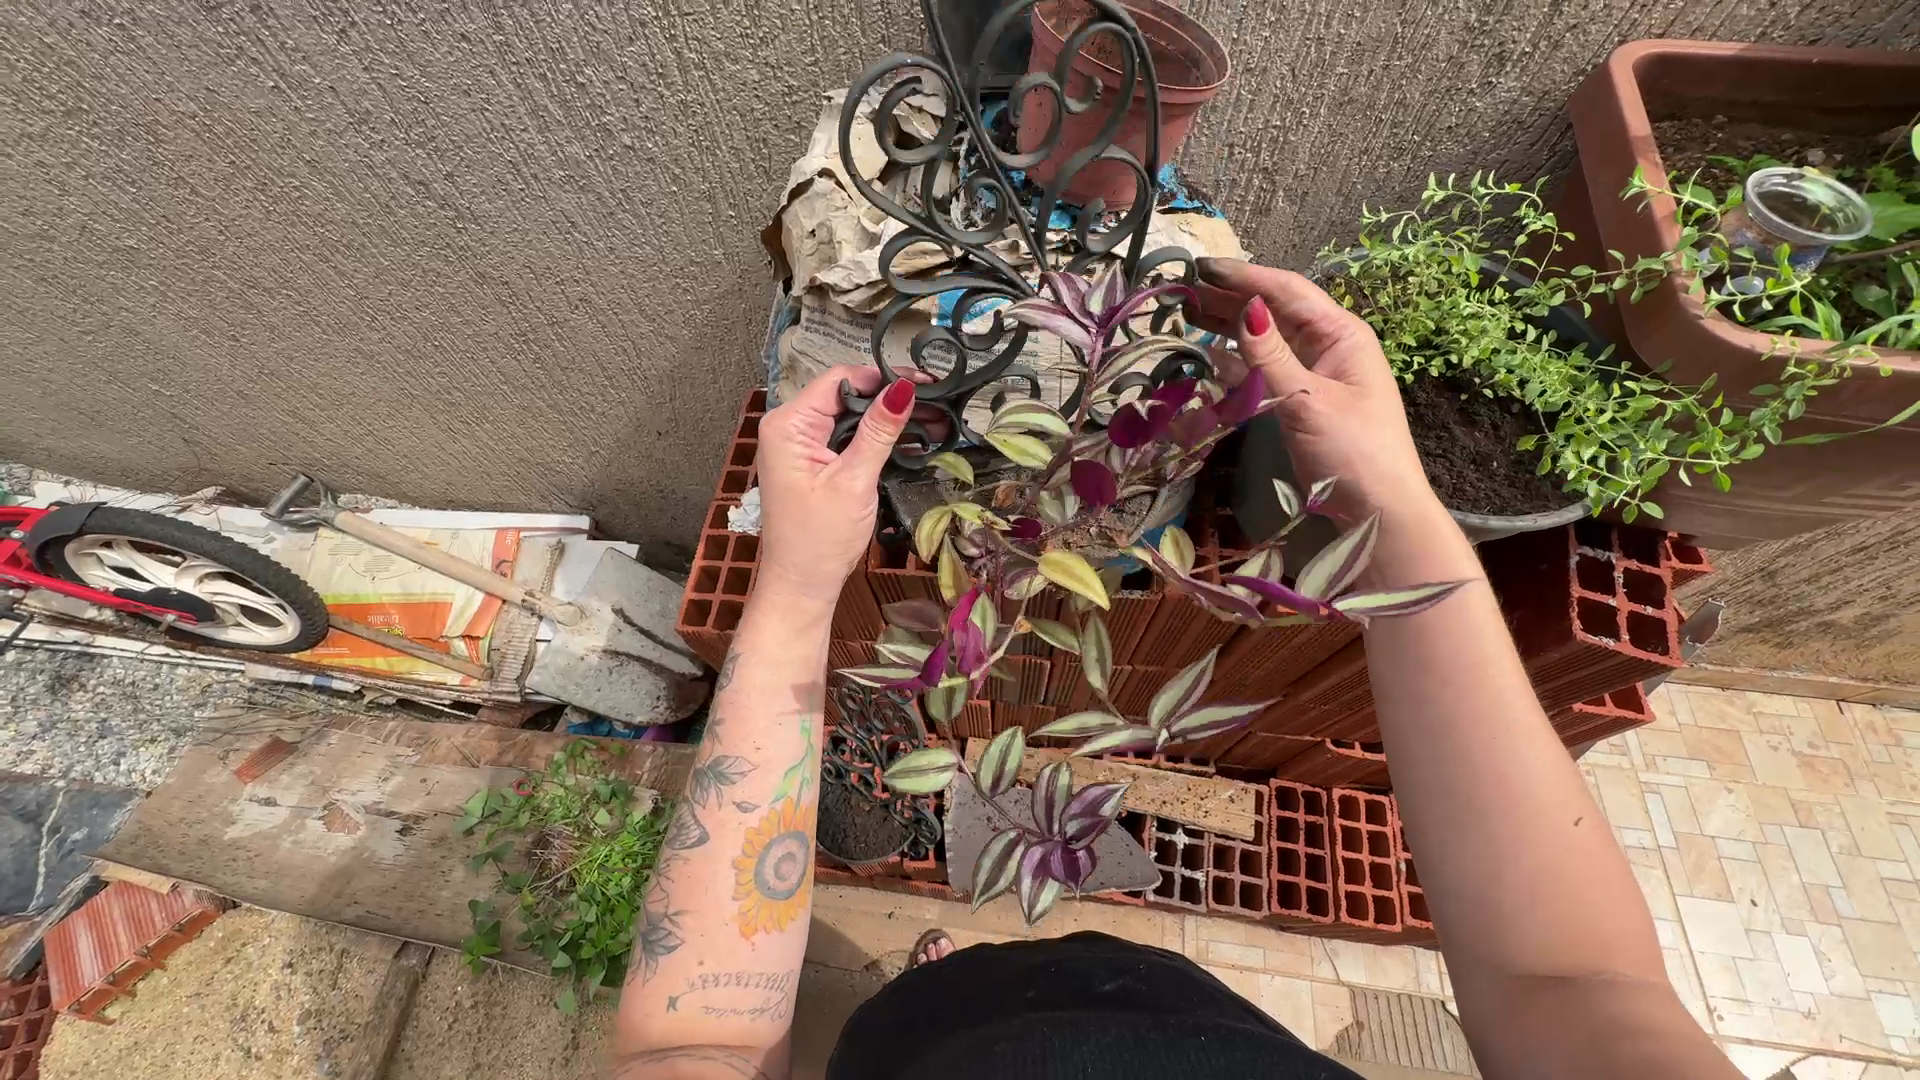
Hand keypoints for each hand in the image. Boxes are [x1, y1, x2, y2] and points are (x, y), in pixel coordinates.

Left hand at [754, 365, 915, 608]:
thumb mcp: (854, 480)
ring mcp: (799, 445)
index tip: (922, 383)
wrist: (802, 584)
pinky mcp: (812, 462)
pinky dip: (873, 438)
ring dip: (885, 419)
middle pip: (845, 395)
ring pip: (849, 416)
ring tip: (930, 421)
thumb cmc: (819, 539)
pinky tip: (905, 440)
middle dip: (889, 398)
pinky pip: (845, 437)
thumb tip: (903, 389)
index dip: (881, 378)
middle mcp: (788, 427)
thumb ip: (878, 431)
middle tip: (935, 403)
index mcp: (788, 425)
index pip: (839, 380)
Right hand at [1188, 258, 1438, 525]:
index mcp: (1341, 335)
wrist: (1377, 508)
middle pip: (1273, 311)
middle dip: (1229, 298)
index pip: (1287, 292)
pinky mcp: (1298, 399)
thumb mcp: (1308, 400)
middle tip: (1184, 289)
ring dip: (1228, 326)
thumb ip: (1271, 356)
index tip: (1202, 269)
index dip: (1244, 277)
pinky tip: (1208, 354)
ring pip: (1265, 339)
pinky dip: (1234, 360)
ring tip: (1188, 313)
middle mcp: (1326, 346)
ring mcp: (1312, 373)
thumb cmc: (1353, 451)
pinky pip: (1262, 369)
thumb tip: (1244, 309)